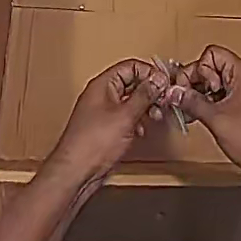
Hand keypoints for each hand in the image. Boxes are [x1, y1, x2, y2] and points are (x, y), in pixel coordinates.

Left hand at [44, 59, 170, 192]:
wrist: (76, 173)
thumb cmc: (92, 144)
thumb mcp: (126, 115)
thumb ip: (144, 95)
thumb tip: (157, 79)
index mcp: (103, 85)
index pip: (130, 66)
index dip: (149, 72)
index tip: (164, 83)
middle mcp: (102, 95)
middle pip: (131, 82)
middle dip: (149, 91)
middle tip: (163, 100)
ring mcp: (103, 112)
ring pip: (130, 100)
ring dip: (145, 106)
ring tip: (155, 115)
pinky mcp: (106, 128)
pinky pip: (126, 116)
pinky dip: (137, 120)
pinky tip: (142, 130)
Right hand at [169, 45, 240, 176]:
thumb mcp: (217, 120)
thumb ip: (193, 102)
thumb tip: (174, 91)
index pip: (212, 53)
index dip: (197, 69)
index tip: (189, 89)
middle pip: (213, 66)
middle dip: (197, 82)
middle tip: (186, 101)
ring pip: (218, 81)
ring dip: (203, 93)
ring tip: (192, 112)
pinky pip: (225, 94)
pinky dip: (212, 102)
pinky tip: (203, 117)